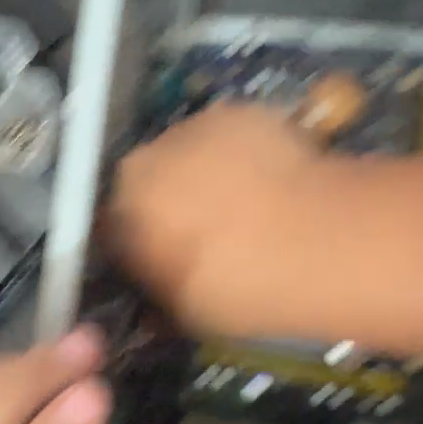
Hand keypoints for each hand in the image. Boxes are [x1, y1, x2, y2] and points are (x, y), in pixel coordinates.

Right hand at [106, 104, 333, 334]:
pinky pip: (230, 133)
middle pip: (150, 178)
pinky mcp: (238, 112)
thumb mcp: (185, 312)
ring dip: (207, 169)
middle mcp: (143, 161)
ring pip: (189, 150)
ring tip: (247, 200)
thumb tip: (160, 291)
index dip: (142, 242)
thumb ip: (161, 290)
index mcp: (121, 212)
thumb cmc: (236, 288)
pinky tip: (272, 176)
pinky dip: (245, 149)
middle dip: (172, 197)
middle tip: (209, 230)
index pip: (116, 226)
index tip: (165, 257)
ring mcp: (191, 128)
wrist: (307, 240)